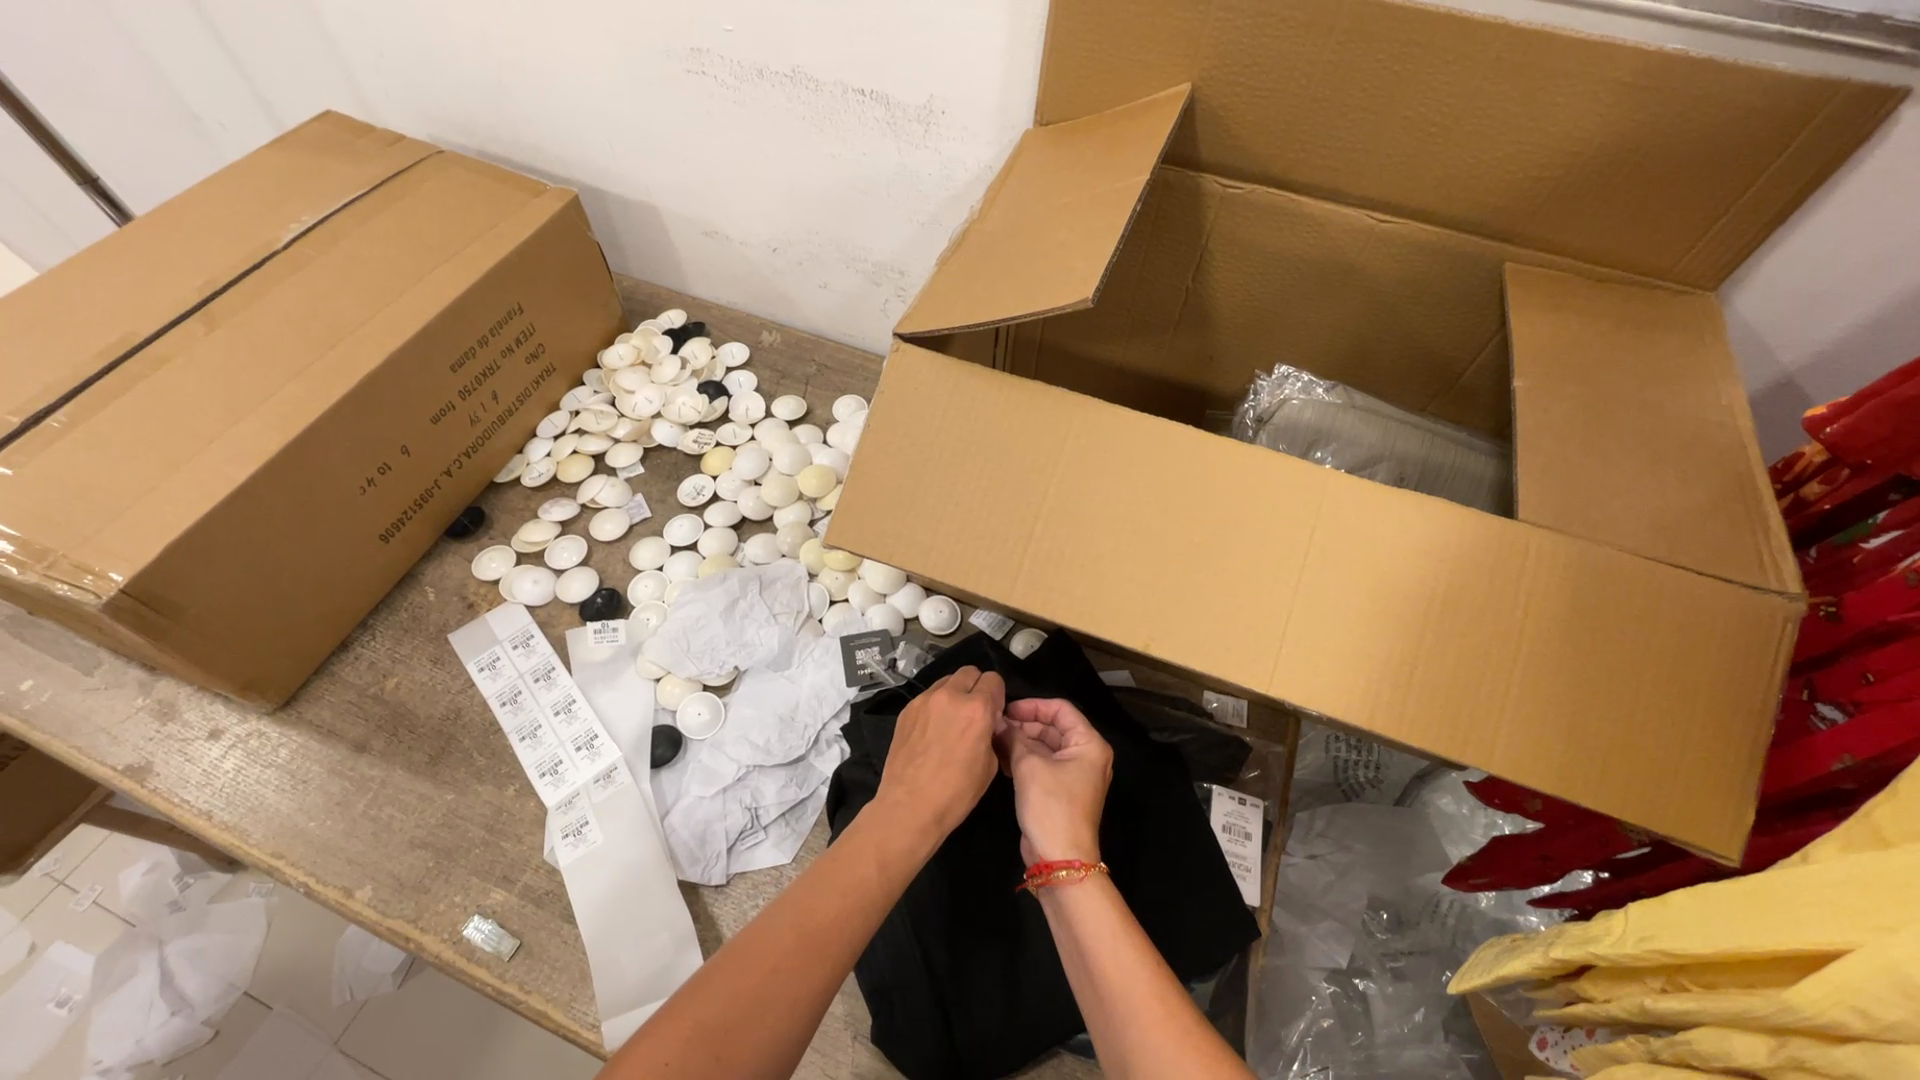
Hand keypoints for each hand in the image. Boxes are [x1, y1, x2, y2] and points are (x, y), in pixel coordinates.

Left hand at [875, 666, 1005, 846]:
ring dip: (955, 693)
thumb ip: (992, 734)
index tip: (994, 713)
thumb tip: (989, 725)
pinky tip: (933, 729)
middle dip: (977, 687)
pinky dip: (936, 704)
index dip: (997, 696)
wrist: (909, 807)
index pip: (994, 680)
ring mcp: (924, 700)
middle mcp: (950, 696)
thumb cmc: (956, 792)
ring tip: (952, 719)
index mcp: (976, 708)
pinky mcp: (906, 710)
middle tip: (975, 712)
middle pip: (969, 672)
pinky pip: (928, 696)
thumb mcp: (990, 765)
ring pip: (947, 680)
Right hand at [996, 698, 1112, 863]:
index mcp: (1089, 744)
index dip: (1033, 706)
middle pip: (1053, 728)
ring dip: (1021, 743)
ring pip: (1046, 747)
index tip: (1006, 710)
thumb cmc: (1051, 806)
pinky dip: (1024, 760)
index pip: (1061, 710)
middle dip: (1023, 725)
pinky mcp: (1061, 791)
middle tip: (994, 726)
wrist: (1060, 859)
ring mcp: (1074, 775)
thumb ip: (1013, 738)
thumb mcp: (1029, 766)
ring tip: (993, 741)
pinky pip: (1043, 765)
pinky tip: (1000, 759)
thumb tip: (997, 722)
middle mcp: (1086, 756)